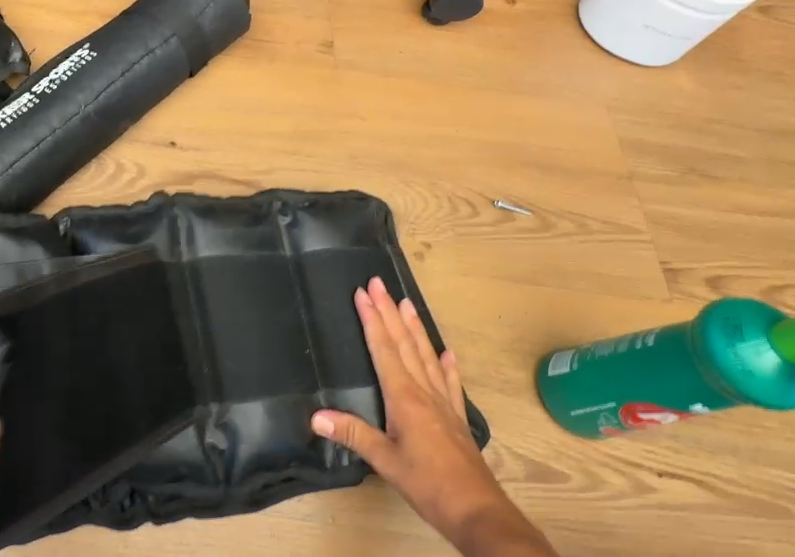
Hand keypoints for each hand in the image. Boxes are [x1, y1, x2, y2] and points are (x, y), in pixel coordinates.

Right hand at [311, 278, 555, 556]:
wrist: (478, 512)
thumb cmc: (428, 485)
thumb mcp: (385, 462)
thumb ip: (353, 434)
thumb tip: (316, 416)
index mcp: (404, 398)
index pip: (384, 349)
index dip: (372, 320)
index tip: (362, 293)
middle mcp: (425, 392)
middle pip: (405, 344)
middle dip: (389, 312)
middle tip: (379, 282)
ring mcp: (444, 404)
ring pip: (427, 356)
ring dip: (414, 328)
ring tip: (407, 302)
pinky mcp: (456, 419)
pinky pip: (451, 383)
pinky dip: (447, 365)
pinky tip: (448, 354)